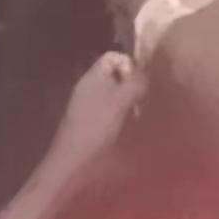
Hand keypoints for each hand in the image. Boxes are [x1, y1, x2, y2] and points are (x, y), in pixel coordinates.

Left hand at [45, 51, 146, 178]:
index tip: (138, 84)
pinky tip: (125, 128)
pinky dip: (119, 113)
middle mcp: (88, 86)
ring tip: (136, 116)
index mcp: (93, 76)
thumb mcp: (120, 102)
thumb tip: (147, 73)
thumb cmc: (96, 127)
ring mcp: (87, 104)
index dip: (128, 64)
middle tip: (140, 101)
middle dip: (130, 85)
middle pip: (114, 74)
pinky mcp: (89, 121)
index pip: (113, 56)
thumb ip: (135, 83)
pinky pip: (108, 108)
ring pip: (113, 92)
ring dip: (127, 101)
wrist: (71, 162)